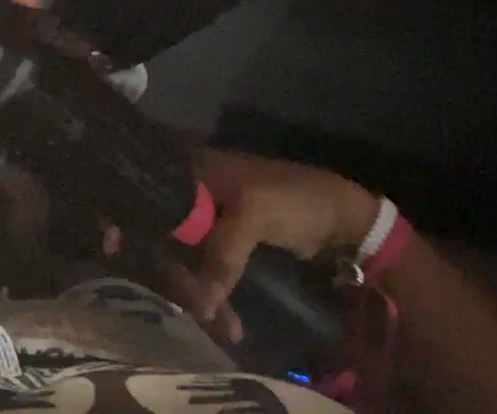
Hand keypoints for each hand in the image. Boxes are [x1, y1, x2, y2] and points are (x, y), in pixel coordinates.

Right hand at [168, 150, 379, 341]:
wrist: (343, 216)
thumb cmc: (293, 201)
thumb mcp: (253, 216)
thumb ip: (222, 253)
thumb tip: (200, 303)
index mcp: (195, 170)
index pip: (159, 205)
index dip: (153, 237)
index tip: (154, 272)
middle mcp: (196, 190)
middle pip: (173, 235)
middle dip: (183, 275)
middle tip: (200, 311)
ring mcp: (213, 217)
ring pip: (191, 255)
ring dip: (202, 290)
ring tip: (223, 326)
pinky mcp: (229, 240)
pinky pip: (210, 265)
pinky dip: (215, 289)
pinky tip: (226, 318)